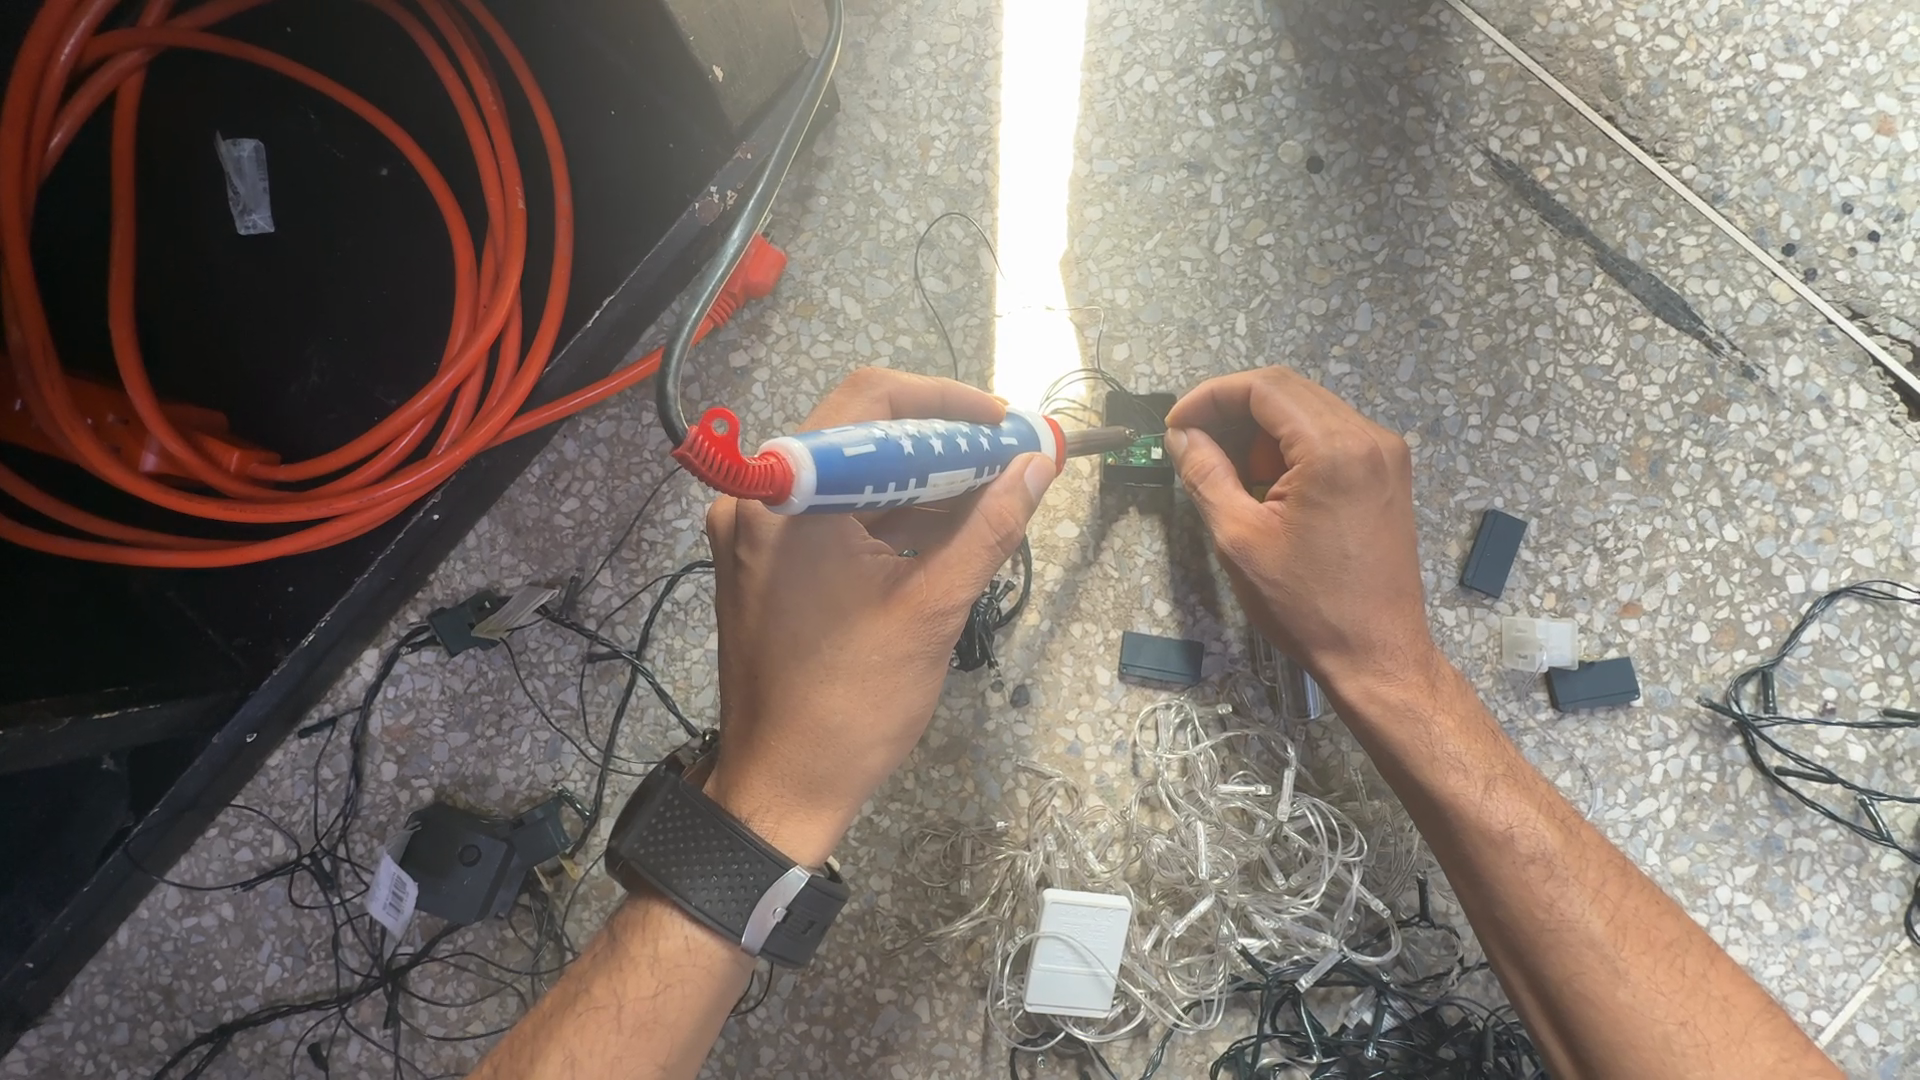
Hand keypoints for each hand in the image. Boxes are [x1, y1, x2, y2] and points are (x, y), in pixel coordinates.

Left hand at [702, 369, 1055, 865]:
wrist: (782, 788)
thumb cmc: (854, 705)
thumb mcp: (934, 610)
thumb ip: (989, 528)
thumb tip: (1038, 465)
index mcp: (791, 499)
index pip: (870, 401)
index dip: (946, 403)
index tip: (1003, 425)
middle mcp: (759, 498)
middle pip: (859, 435)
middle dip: (939, 445)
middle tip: (1006, 461)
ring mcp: (754, 530)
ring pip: (849, 476)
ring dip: (918, 481)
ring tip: (988, 494)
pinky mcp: (762, 560)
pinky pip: (833, 514)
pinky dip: (887, 515)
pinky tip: (943, 528)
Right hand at [1164, 367, 1435, 698]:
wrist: (1375, 653)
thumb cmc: (1303, 603)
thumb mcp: (1238, 538)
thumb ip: (1205, 475)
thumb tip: (1181, 436)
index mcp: (1335, 448)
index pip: (1264, 387)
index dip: (1210, 397)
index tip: (1176, 425)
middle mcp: (1369, 436)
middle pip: (1287, 391)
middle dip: (1231, 410)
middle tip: (1192, 444)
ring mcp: (1384, 453)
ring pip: (1306, 411)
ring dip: (1258, 430)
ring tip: (1225, 470)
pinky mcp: (1386, 473)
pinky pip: (1327, 436)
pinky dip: (1287, 447)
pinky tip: (1265, 483)